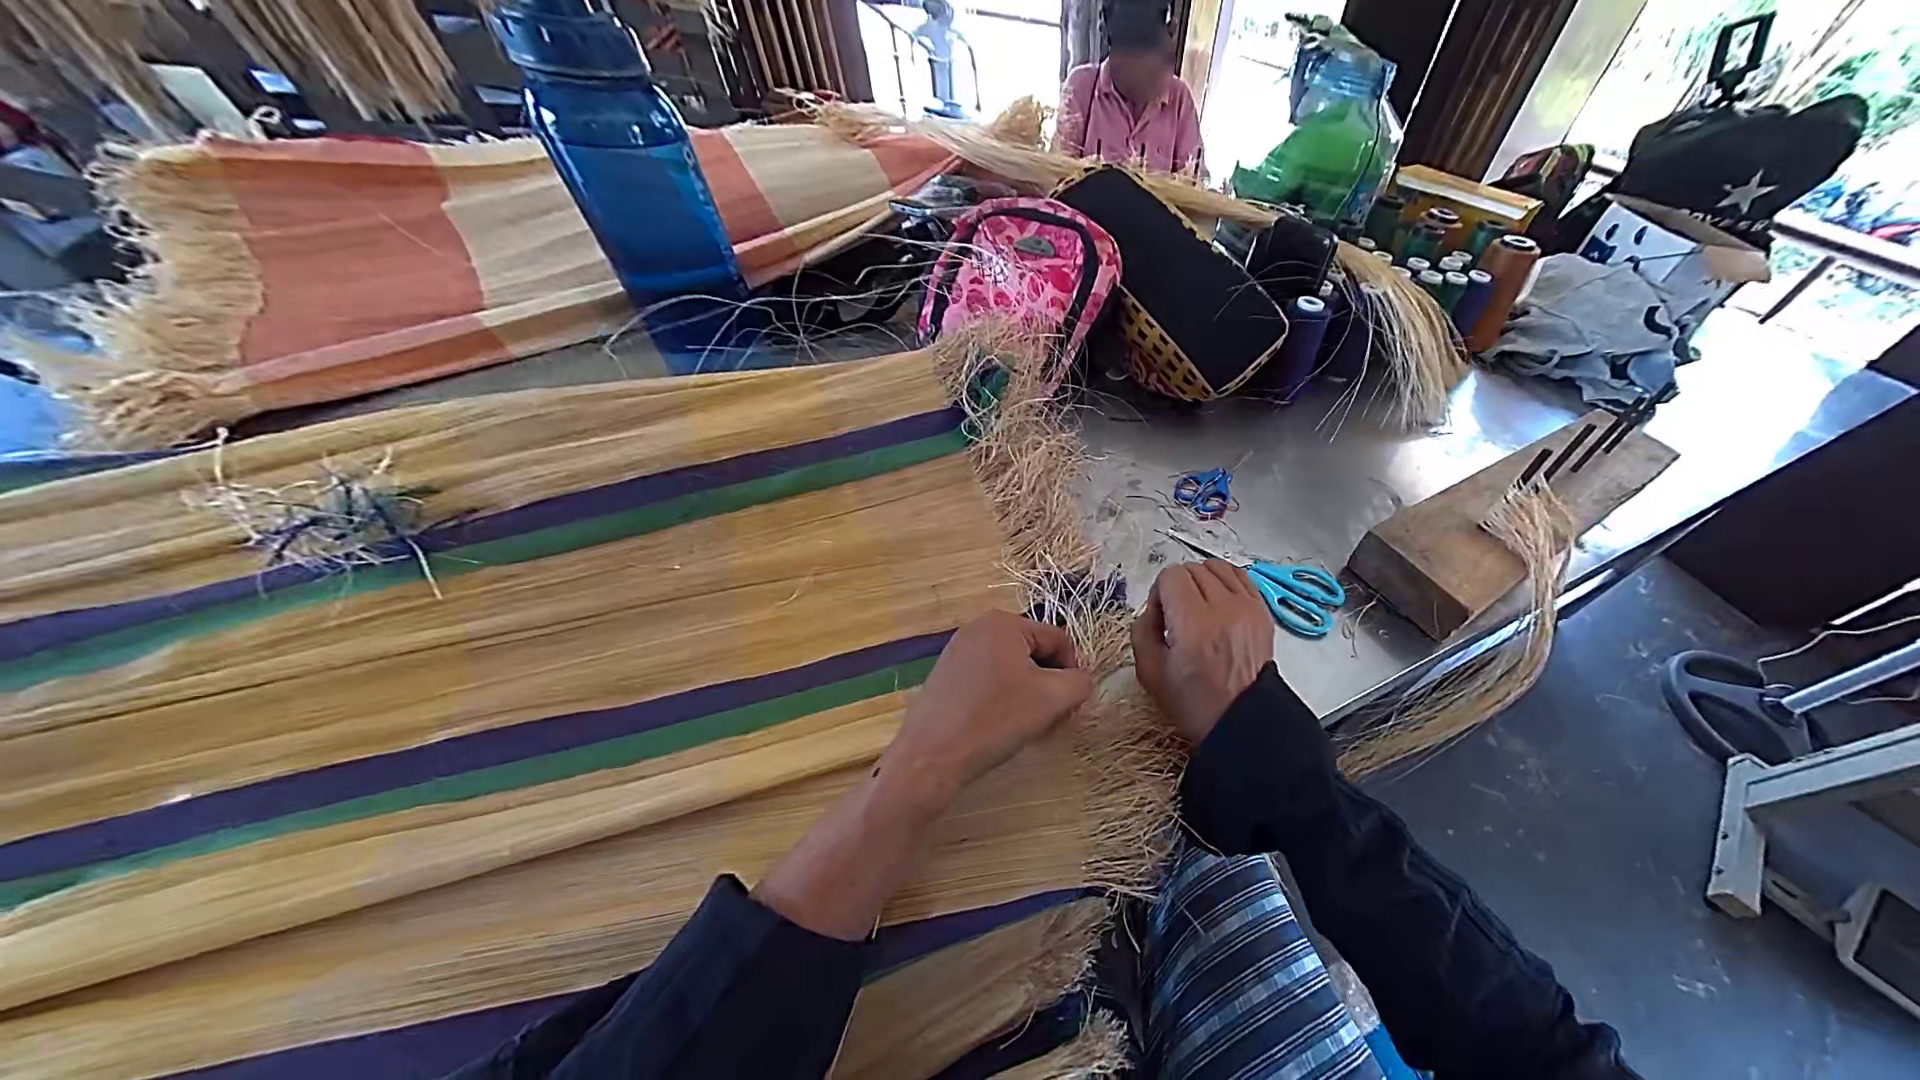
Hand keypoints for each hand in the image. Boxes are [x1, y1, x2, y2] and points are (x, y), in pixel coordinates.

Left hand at [877, 611, 1093, 815]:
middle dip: (1050, 683)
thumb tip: (1081, 680)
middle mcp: (978, 627)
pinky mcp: (947, 674)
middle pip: (1034, 651)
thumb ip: (1079, 681)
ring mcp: (958, 650)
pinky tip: (1001, 724)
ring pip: (1012, 667)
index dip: (1073, 672)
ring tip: (1028, 724)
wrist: (932, 755)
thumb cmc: (995, 719)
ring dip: (1029, 693)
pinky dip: (1004, 697)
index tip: (1074, 706)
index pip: (1058, 639)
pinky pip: (990, 678)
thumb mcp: (1051, 698)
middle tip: (1054, 718)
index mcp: (1003, 622)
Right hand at [1131, 560, 1274, 743]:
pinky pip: (1241, 577)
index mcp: (1194, 624)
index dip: (1158, 593)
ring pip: (1217, 568)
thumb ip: (1141, 629)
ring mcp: (1248, 609)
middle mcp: (1224, 610)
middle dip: (1177, 587)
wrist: (1243, 721)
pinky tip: (1217, 602)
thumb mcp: (1149, 671)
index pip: (1171, 576)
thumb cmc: (1195, 703)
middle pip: (1192, 569)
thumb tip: (1153, 608)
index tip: (1161, 616)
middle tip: (1176, 615)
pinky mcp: (1262, 613)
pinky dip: (1224, 582)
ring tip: (1197, 606)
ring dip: (1201, 581)